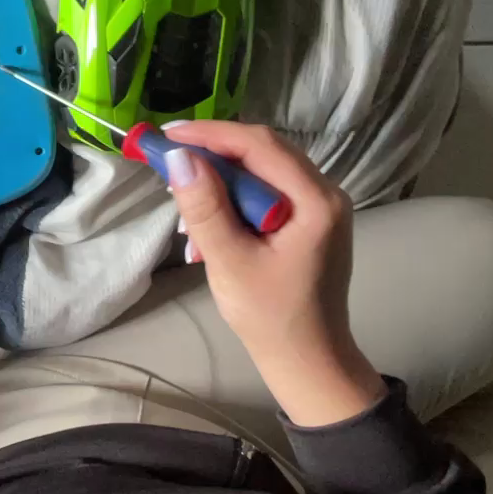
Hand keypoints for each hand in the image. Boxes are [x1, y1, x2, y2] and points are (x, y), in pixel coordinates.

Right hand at [162, 122, 385, 426]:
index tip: (168, 136)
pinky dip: (231, 202)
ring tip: (183, 203)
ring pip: (260, 173)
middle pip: (263, 153)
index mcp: (316, 201)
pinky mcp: (306, 222)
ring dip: (218, 182)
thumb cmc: (269, 316)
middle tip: (167, 161)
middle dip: (212, 154)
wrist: (306, 359)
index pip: (260, 146)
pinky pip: (264, 194)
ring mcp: (318, 208)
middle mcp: (324, 194)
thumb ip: (205, 208)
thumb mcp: (229, 261)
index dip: (212, 134)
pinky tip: (206, 227)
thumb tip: (180, 159)